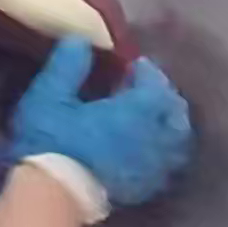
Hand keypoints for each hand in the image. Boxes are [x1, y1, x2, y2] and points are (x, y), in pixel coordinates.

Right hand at [11, 38, 192, 206]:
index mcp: (134, 113)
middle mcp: (157, 138)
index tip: (135, 62)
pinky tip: (146, 142)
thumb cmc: (50, 135)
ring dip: (168, 122)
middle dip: (164, 96)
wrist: (56, 187)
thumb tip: (79, 39)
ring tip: (150, 113)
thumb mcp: (48, 95)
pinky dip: (163, 144)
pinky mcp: (150, 183)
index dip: (148, 72)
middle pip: (176, 113)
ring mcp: (157, 164)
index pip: (156, 87)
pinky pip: (169, 158)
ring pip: (178, 139)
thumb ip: (67, 67)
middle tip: (145, 85)